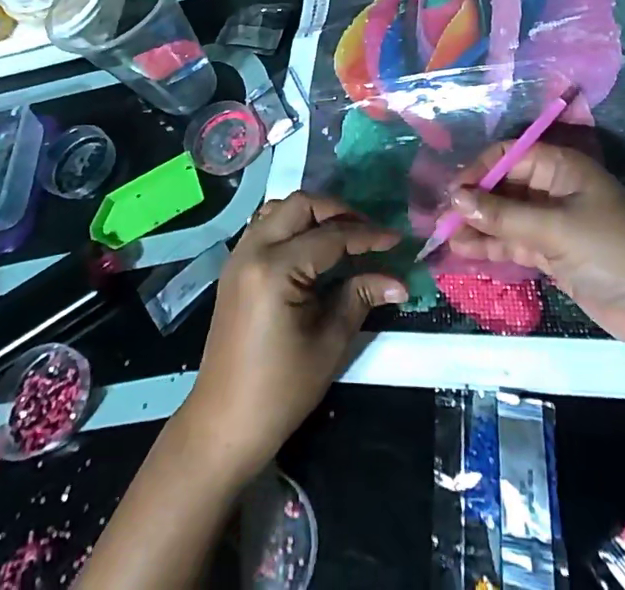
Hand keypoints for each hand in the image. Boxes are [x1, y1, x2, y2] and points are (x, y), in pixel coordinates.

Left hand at [184, 192, 406, 477]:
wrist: (225, 419)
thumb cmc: (281, 388)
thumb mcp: (329, 342)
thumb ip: (360, 299)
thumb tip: (398, 281)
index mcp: (275, 269)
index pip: (330, 237)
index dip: (367, 236)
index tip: (397, 240)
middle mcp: (252, 250)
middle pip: (299, 205)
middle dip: (337, 211)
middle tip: (369, 232)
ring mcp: (238, 257)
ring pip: (278, 211)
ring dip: (312, 214)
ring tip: (345, 235)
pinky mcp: (234, 268)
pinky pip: (264, 228)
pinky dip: (291, 226)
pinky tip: (314, 247)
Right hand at [445, 142, 624, 349]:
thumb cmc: (616, 251)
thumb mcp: (556, 228)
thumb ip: (503, 214)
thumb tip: (454, 197)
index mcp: (560, 168)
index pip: (507, 156)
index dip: (477, 171)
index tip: (451, 194)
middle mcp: (552, 189)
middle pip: (501, 186)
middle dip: (471, 202)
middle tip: (440, 221)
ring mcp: (551, 223)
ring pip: (503, 218)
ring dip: (476, 227)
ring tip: (445, 239)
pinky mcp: (552, 253)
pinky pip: (512, 243)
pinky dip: (490, 248)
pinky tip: (463, 253)